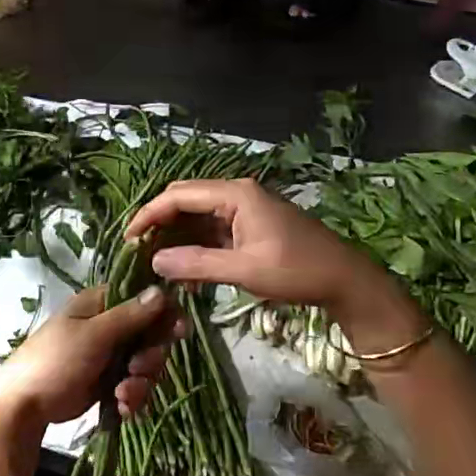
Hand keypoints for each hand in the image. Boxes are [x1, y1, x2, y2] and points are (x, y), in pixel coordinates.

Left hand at [0, 285, 180, 426]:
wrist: (26, 405)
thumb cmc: (56, 360)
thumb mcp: (94, 335)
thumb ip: (130, 315)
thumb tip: (161, 290)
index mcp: (100, 304)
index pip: (143, 300)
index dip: (162, 315)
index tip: (177, 332)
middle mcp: (108, 326)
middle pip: (150, 336)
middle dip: (149, 358)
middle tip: (137, 369)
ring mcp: (108, 355)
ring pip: (144, 365)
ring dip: (140, 383)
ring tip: (123, 396)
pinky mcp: (108, 382)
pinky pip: (133, 386)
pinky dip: (131, 398)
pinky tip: (120, 409)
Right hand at [127, 178, 425, 349]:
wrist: (346, 281)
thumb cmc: (297, 271)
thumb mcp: (244, 270)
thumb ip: (196, 264)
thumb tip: (153, 262)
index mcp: (235, 194)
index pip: (178, 195)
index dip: (149, 215)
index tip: (129, 239)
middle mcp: (236, 194)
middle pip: (184, 200)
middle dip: (159, 223)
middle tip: (137, 250)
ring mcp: (243, 209)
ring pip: (196, 216)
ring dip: (175, 236)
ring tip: (155, 262)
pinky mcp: (249, 225)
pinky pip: (211, 229)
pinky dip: (194, 245)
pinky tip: (182, 269)